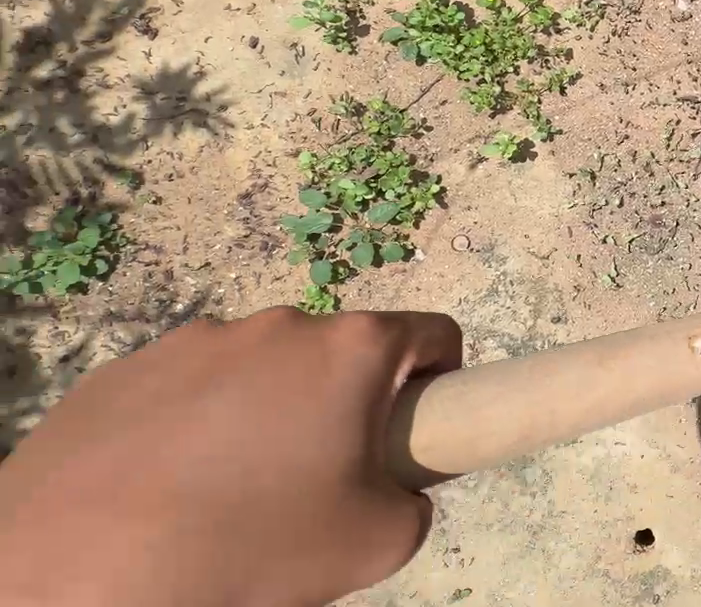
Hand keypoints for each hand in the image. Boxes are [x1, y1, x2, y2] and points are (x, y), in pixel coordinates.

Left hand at [0, 307, 461, 606]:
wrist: (56, 591)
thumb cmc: (246, 550)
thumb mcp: (379, 542)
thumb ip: (418, 499)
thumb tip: (399, 484)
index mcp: (356, 346)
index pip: (438, 334)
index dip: (440, 380)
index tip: (411, 430)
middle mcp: (285, 324)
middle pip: (348, 350)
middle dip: (346, 397)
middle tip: (315, 470)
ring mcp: (195, 342)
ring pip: (266, 363)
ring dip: (271, 403)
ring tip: (226, 481)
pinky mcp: (118, 372)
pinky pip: (188, 383)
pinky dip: (196, 417)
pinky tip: (163, 481)